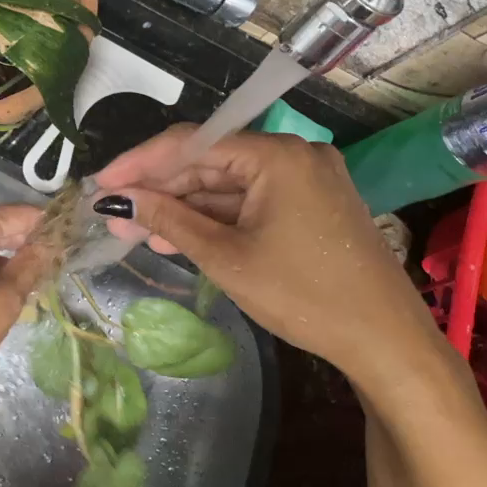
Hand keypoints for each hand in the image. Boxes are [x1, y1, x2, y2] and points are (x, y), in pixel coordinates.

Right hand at [92, 126, 444, 380]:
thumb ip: (168, 220)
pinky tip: (177, 237)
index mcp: (276, 155)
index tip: (100, 184)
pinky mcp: (308, 203)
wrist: (386, 343)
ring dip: (182, 207)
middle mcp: (292, 154)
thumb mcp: (226, 257)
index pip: (192, 143)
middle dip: (159, 190)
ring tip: (136, 233)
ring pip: (225, 184)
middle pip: (208, 162)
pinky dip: (213, 218)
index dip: (140, 164)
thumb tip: (117, 201)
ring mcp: (303, 178)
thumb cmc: (304, 295)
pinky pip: (248, 200)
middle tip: (114, 216)